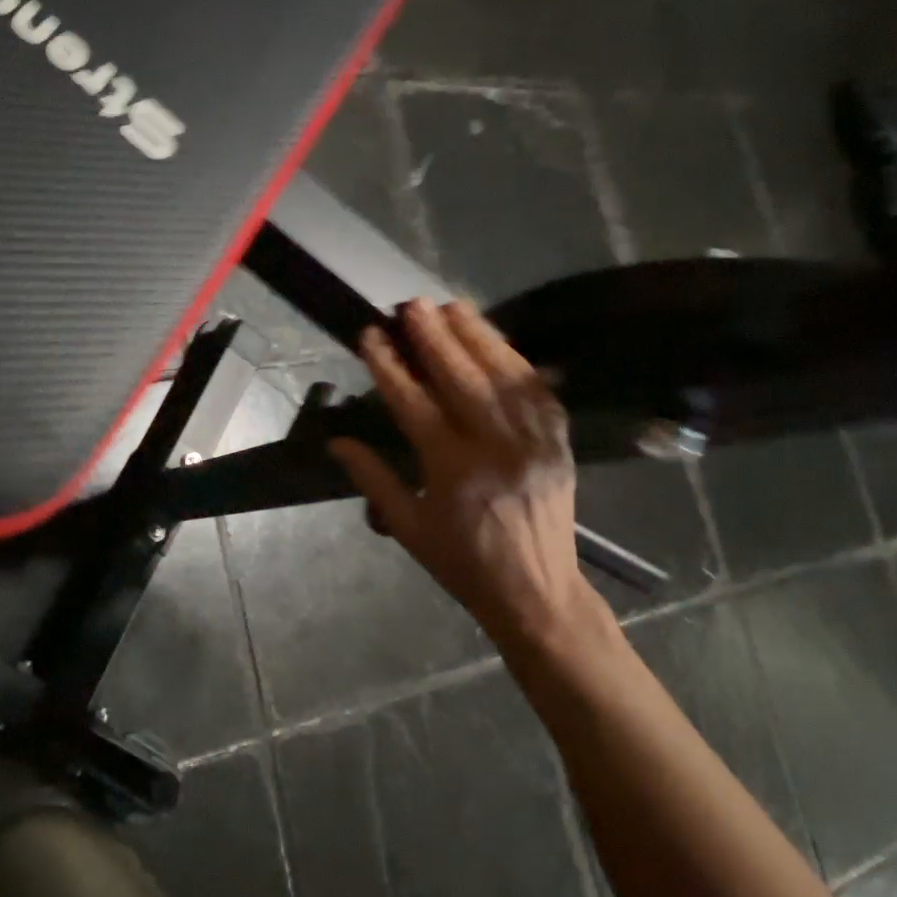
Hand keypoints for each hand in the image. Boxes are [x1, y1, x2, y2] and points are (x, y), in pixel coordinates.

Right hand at [327, 300, 601, 648]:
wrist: (536, 590)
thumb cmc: (461, 562)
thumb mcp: (407, 527)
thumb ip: (373, 478)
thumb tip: (336, 441)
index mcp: (453, 471)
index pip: (414, 405)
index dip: (389, 367)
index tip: (371, 336)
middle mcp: (497, 448)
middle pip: (463, 379)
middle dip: (434, 337)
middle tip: (411, 305)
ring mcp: (535, 442)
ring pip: (505, 376)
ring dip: (477, 336)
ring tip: (451, 306)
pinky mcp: (559, 442)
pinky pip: (539, 391)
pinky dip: (517, 360)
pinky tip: (498, 340)